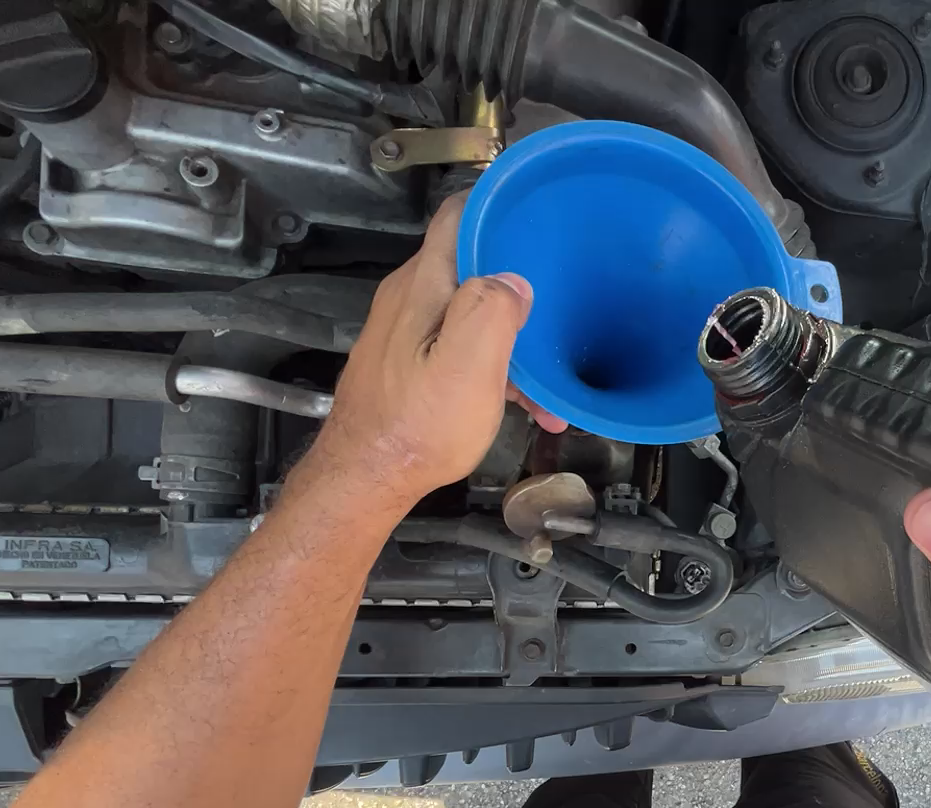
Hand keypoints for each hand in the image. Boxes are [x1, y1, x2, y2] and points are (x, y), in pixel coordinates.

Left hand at [303, 193, 565, 511]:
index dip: (501, 208)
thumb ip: (491, 311)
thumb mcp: (468, 367)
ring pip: (473, 314)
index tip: (539, 217)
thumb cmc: (418, 427)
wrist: (371, 476)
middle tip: (559, 305)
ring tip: (548, 382)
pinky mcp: (414, 361)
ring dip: (516, 340)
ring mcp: (411, 330)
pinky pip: (464, 347)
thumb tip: (514, 280)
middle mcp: (413, 299)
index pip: (461, 217)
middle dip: (521, 285)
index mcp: (426, 288)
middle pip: (474, 267)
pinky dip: (497, 366)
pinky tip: (523, 402)